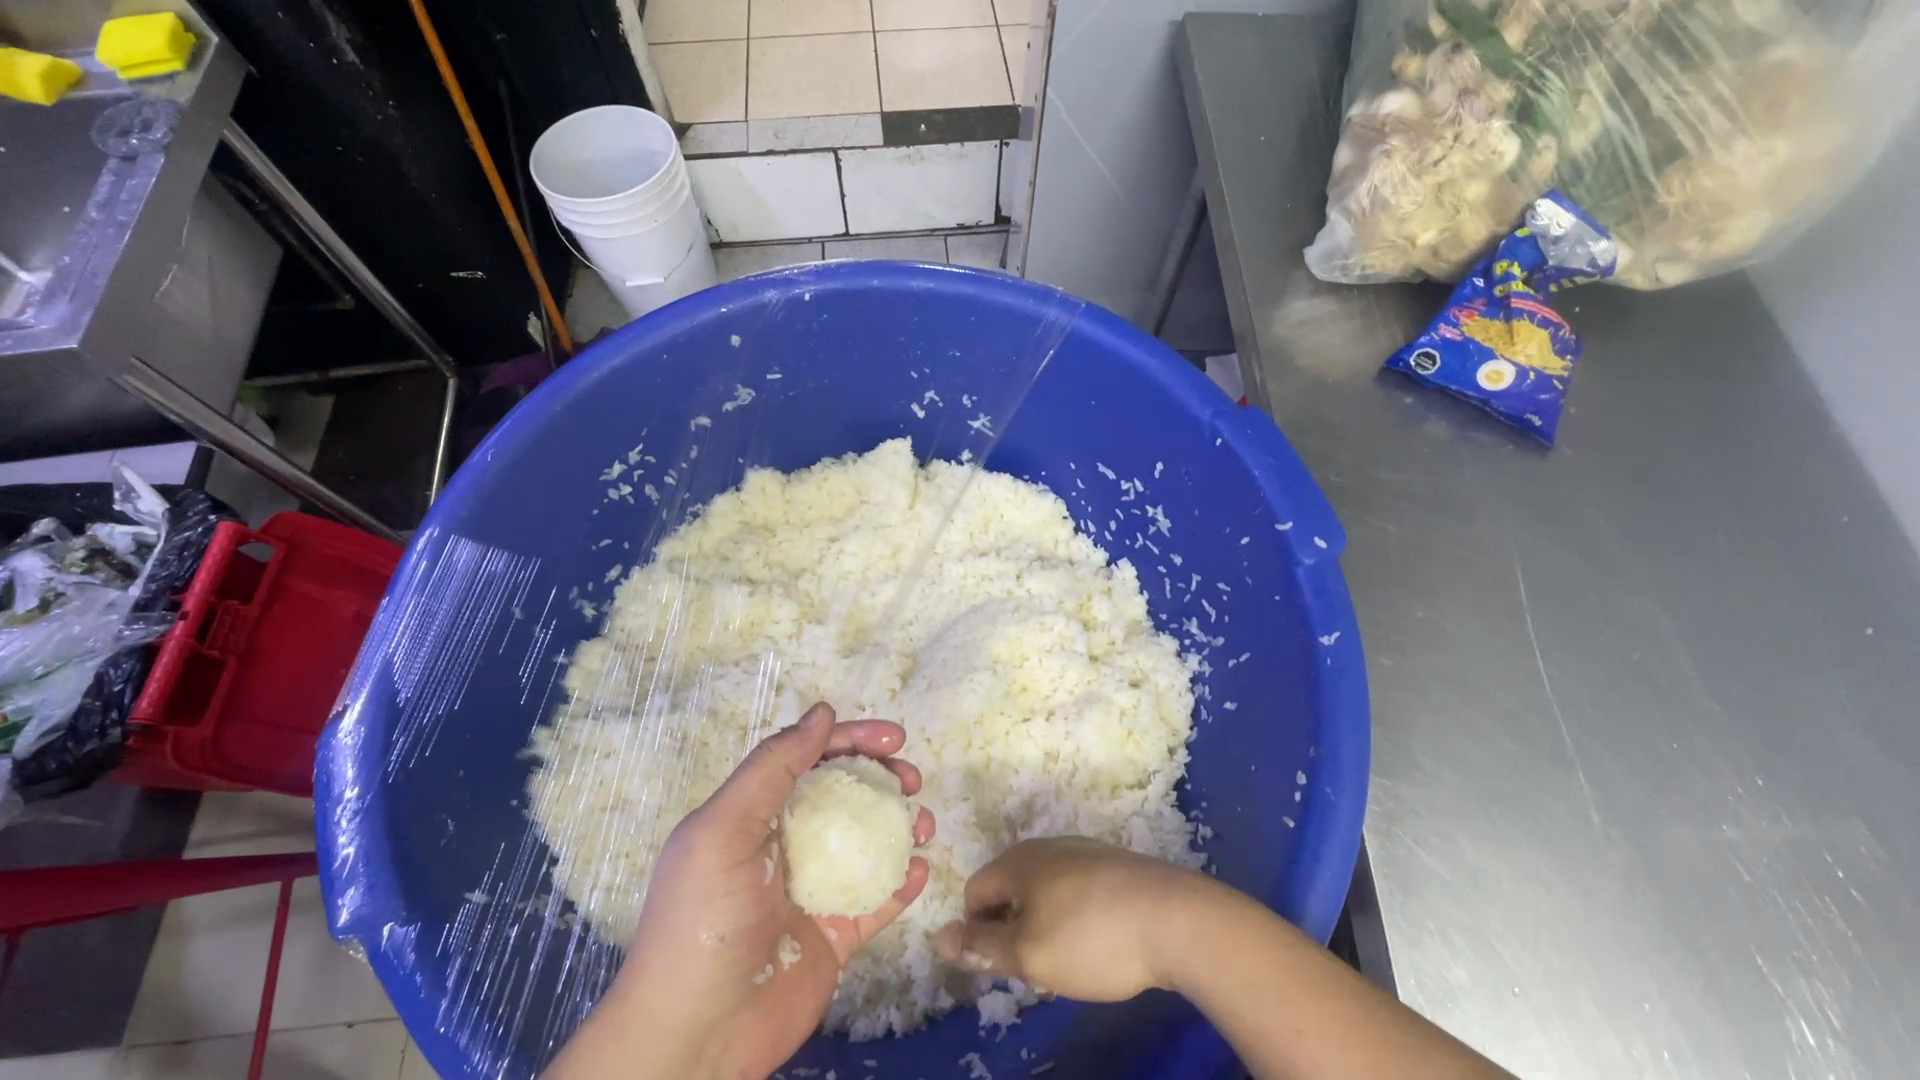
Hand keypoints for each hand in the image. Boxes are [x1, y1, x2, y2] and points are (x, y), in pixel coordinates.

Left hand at [548, 703, 934, 1079]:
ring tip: (925, 825)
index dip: (852, 741)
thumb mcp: (723, 831)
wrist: (696, 1033)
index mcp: (754, 815)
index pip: (808, 760)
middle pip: (846, 796)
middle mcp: (786, 846)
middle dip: (883, 779)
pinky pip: (878, 900)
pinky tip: (921, 871)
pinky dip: (903, 882)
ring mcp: (813, 891)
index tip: (895, 737)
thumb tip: (822, 712)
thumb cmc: (704, 921)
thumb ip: (772, 768)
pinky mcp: (835, 935)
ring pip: (869, 843)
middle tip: (913, 781)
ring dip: (902, 827)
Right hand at [932, 837, 1215, 1002]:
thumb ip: (983, 947)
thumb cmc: (1093, 938)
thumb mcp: (1029, 954)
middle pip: (1011, 888)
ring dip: (1045, 924)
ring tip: (1071, 960)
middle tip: (1036, 967)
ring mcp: (1088, 852)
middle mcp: (1050, 846)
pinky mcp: (1119, 866)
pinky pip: (1079, 891)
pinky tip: (1102, 943)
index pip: (975, 892)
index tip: (1003, 965)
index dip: (976, 931)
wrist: (1180, 921)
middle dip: (1013, 928)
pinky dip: (1078, 917)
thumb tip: (940, 935)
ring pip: (1047, 890)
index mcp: (1020, 861)